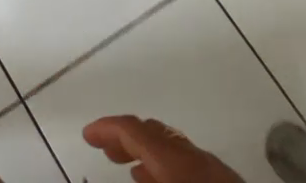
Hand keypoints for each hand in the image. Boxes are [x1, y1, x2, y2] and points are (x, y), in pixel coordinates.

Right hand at [83, 116, 244, 182]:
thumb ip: (137, 177)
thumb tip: (111, 177)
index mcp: (175, 159)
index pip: (134, 129)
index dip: (107, 128)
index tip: (87, 136)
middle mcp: (197, 158)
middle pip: (156, 134)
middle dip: (127, 138)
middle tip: (105, 151)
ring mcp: (218, 173)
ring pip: (176, 151)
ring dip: (149, 155)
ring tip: (133, 173)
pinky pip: (193, 168)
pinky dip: (170, 170)